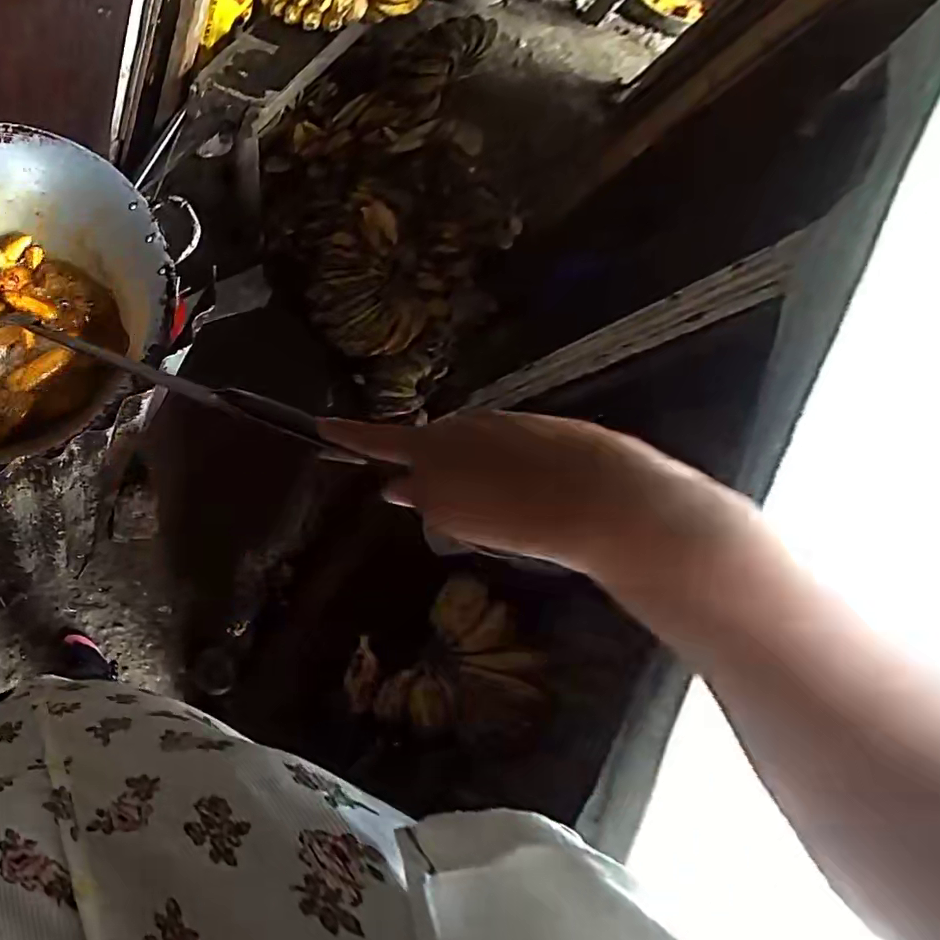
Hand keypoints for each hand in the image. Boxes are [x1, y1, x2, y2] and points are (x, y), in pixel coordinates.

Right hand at [320, 411, 747, 574]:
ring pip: (474, 448)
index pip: (381, 439)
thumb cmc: (521, 516)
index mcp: (439, 442)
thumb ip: (420, 498)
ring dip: (471, 474)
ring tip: (497, 514)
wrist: (618, 503)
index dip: (349, 435)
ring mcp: (512, 423)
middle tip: (432, 502)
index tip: (321, 425)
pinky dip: (509, 474)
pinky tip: (532, 503)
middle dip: (426, 468)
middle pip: (431, 443)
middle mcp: (470, 424)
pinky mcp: (552, 432)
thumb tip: (396, 488)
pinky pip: (512, 452)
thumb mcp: (456, 516)